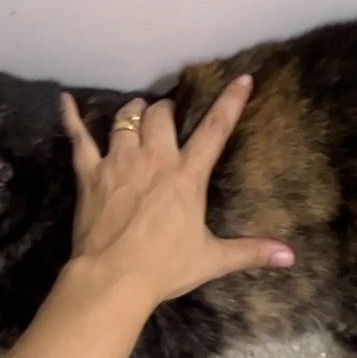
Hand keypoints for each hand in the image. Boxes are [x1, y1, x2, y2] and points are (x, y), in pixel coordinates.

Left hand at [59, 76, 294, 311]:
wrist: (112, 278)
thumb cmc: (164, 268)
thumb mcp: (212, 259)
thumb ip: (251, 252)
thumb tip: (291, 257)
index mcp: (187, 176)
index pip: (215, 130)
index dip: (231, 101)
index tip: (243, 79)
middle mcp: (154, 159)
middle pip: (162, 115)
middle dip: (167, 110)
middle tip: (169, 116)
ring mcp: (119, 162)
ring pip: (126, 119)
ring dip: (134, 113)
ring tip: (137, 113)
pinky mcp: (90, 173)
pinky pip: (79, 137)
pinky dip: (72, 118)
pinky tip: (65, 101)